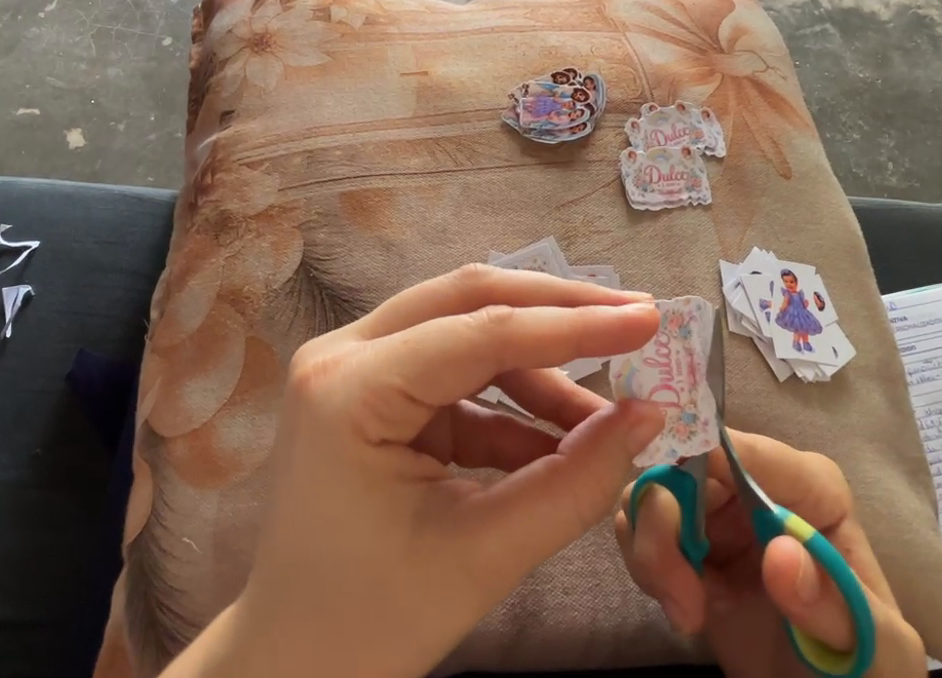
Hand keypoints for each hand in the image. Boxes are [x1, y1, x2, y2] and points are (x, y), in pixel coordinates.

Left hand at [167, 265, 666, 677]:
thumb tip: (649, 415)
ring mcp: (354, 368)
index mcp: (349, 389)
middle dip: (557, 313)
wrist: (292, 661)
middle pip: (468, 300)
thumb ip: (575, 482)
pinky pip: (458, 376)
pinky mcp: (375, 392)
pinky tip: (564, 437)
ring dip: (540, 368)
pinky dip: (513, 402)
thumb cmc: (370, 620)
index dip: (571, 326)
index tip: (648, 321)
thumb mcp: (484, 554)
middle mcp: (343, 354)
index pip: (479, 332)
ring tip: (607, 415)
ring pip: (466, 329)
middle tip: (637, 323)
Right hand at [615, 430, 926, 677]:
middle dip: (668, 518)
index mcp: (810, 493)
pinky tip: (681, 614)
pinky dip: (645, 567)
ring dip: (653, 551)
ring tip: (684, 612)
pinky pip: (638, 531)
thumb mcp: (873, 647)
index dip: (708, 457)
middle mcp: (754, 490)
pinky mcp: (683, 551)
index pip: (754, 454)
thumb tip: (780, 551)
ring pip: (651, 493)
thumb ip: (833, 602)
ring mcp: (714, 519)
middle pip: (685, 464)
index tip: (677, 494)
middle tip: (680, 588)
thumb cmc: (865, 671)